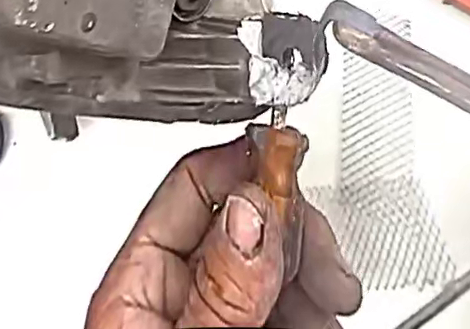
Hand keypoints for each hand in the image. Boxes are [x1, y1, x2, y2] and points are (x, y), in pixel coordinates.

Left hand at [87, 133, 362, 327]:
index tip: (295, 158)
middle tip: (326, 259)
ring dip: (313, 263)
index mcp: (137, 284)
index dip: (249, 158)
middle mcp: (173, 289)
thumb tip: (252, 205)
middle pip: (245, 209)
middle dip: (296, 222)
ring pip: (273, 249)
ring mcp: (208, 310)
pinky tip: (323, 312)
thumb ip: (221, 285)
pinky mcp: (243, 324)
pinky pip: (282, 288)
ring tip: (332, 298)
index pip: (194, 177)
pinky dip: (312, 295)